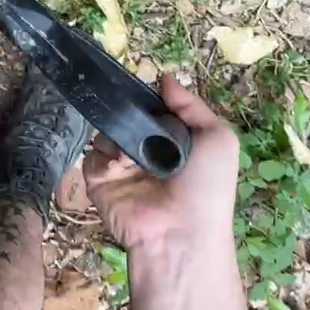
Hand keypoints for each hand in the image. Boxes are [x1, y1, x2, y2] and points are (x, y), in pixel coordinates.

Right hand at [82, 74, 238, 255]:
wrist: (179, 232)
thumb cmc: (205, 186)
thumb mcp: (217, 140)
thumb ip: (192, 106)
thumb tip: (164, 76)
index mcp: (171, 142)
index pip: (151, 110)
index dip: (146, 98)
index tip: (141, 88)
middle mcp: (143, 151)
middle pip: (124, 117)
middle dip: (126, 114)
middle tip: (132, 118)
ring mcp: (119, 165)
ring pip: (105, 132)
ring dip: (116, 135)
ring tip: (130, 152)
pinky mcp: (98, 178)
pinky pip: (92, 154)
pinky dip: (104, 156)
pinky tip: (120, 167)